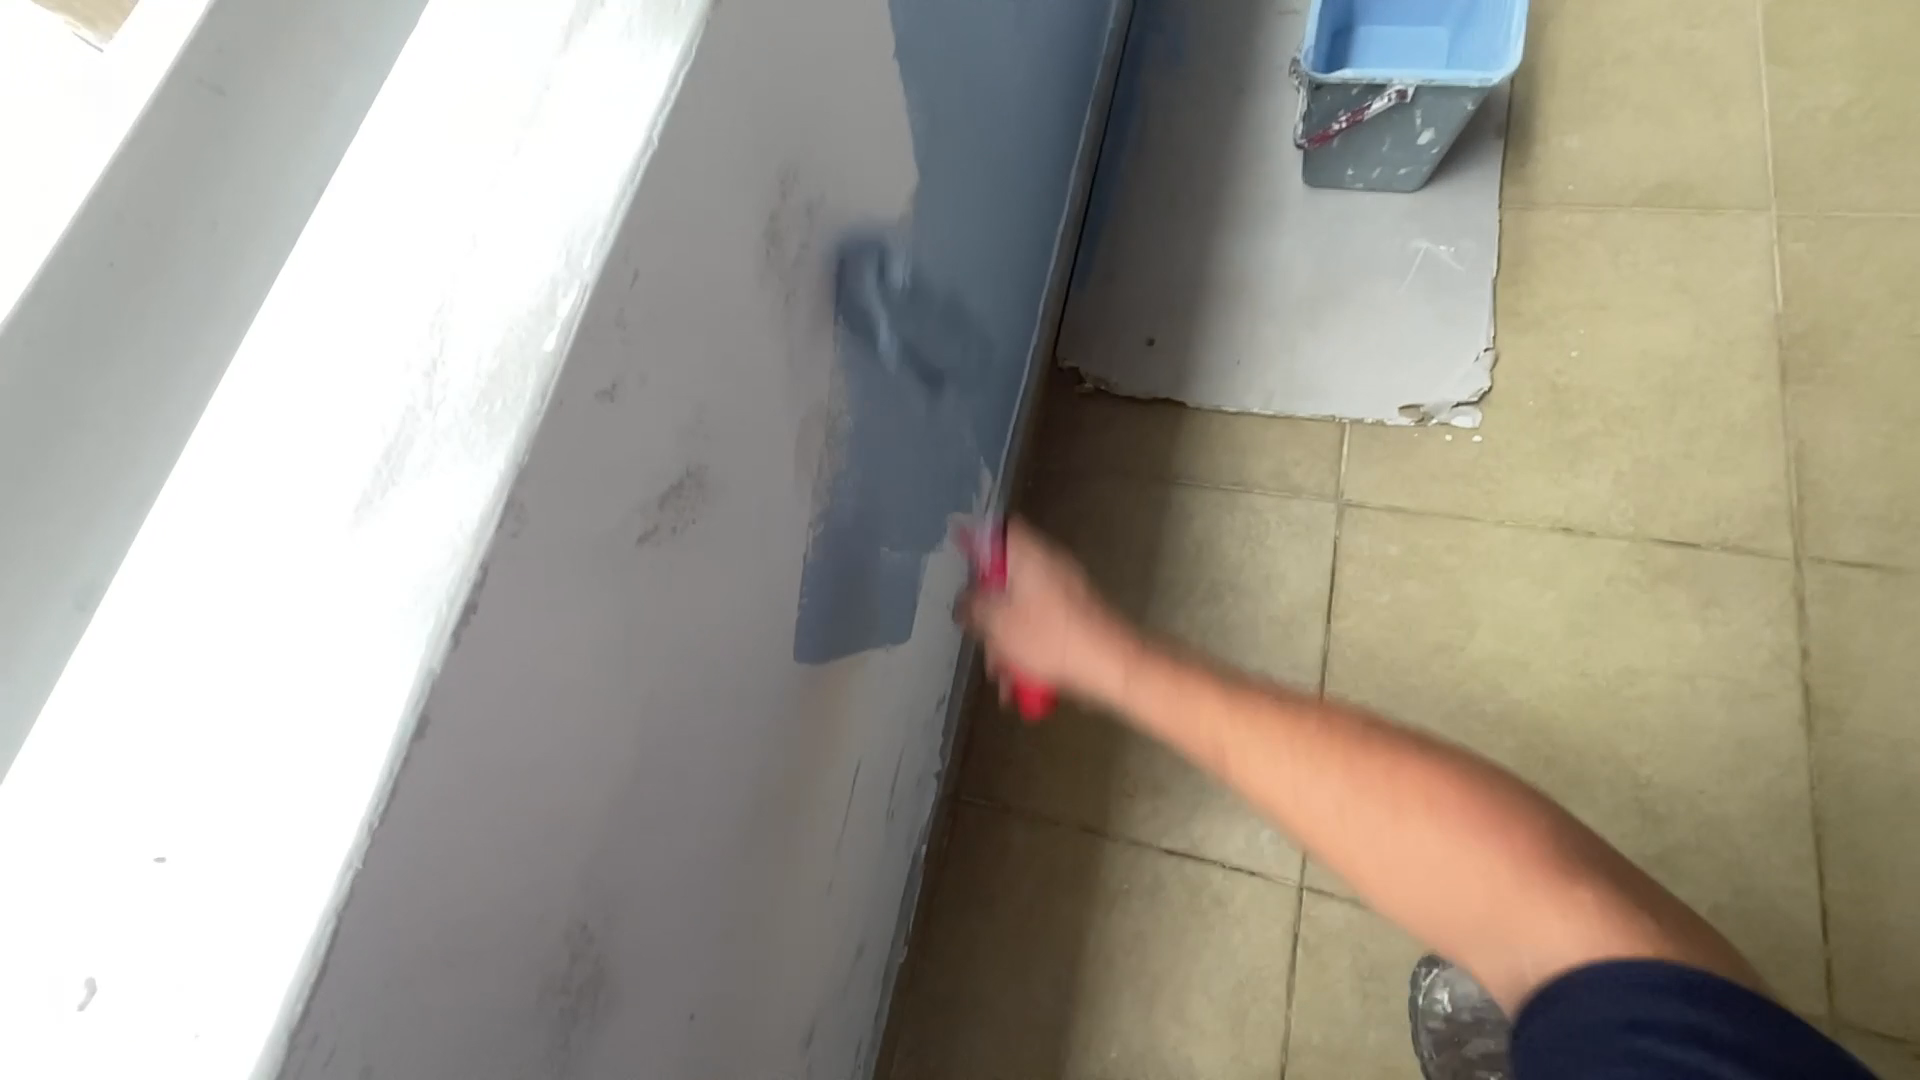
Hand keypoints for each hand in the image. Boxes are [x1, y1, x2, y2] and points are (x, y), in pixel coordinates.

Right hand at [957, 518, 1139, 706]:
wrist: (1110, 664)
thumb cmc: (1049, 638)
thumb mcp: (996, 622)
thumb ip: (971, 606)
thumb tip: (963, 601)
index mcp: (1028, 553)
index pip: (999, 529)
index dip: (977, 541)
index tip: (963, 563)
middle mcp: (1048, 563)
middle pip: (1006, 574)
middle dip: (989, 610)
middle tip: (981, 633)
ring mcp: (1065, 589)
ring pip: (1022, 605)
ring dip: (1006, 637)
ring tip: (1001, 672)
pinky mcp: (1075, 614)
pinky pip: (1041, 623)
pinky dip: (1028, 646)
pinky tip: (1020, 679)